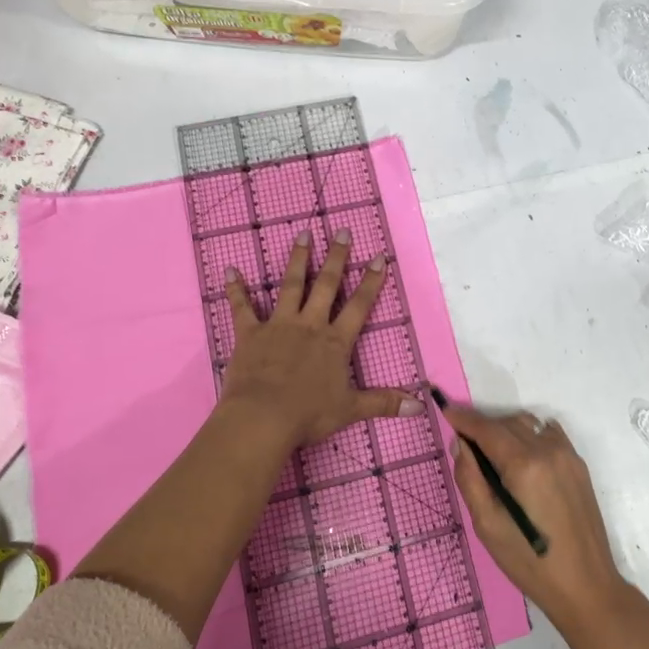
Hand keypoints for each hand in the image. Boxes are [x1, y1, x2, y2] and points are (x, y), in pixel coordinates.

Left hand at [220, 231, 420, 447]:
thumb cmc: (308, 414)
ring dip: (298, 259)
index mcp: (335, 342)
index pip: (359, 305)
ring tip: (302, 234)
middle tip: (341, 231)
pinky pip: (242, 307)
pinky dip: (235, 289)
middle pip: (327, 285)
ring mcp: (279, 325)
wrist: (263, 417)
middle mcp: (310, 325)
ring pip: (291, 285)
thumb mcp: (351, 409)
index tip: (378, 257)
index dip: (371, 281)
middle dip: (336, 257)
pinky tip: (230, 270)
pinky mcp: (250, 333)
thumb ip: (383, 403)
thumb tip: (418, 407)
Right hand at [444, 405, 628, 629]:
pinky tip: (523, 459)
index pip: (487, 429)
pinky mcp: (579, 466)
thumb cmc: (530, 562)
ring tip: (493, 456)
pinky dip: (530, 436)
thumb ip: (470, 479)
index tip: (446, 411)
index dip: (464, 419)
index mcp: (524, 464)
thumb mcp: (487, 526)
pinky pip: (549, 434)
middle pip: (507, 424)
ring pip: (529, 425)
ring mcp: (567, 455)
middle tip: (465, 446)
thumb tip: (461, 445)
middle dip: (483, 428)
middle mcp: (548, 450)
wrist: (585, 586)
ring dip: (506, 430)